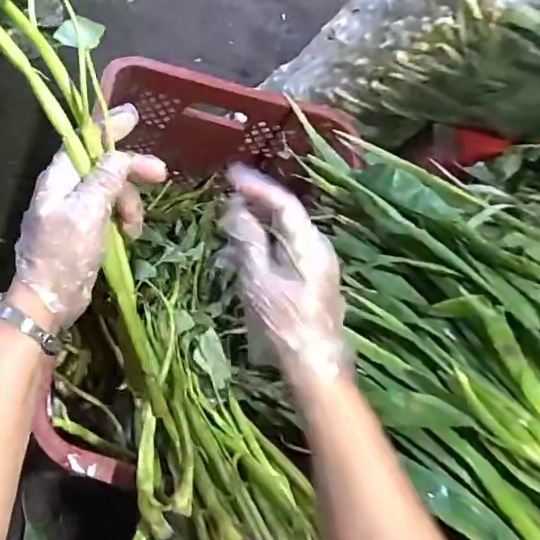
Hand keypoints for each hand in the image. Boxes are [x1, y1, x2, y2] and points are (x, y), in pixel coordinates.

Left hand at [11, 104, 167, 328]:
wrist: (47, 300)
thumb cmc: (63, 255)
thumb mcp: (86, 213)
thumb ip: (103, 180)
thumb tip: (119, 156)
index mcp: (59, 178)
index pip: (84, 141)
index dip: (108, 127)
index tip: (134, 115)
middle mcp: (65, 188)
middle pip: (103, 165)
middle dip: (130, 171)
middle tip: (160, 175)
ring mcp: (74, 209)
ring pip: (111, 190)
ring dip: (128, 204)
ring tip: (133, 228)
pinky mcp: (83, 229)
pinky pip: (108, 212)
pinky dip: (122, 219)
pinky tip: (128, 235)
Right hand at [223, 164, 347, 383]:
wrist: (314, 365)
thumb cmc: (286, 323)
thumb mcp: (259, 280)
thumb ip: (248, 240)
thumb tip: (236, 208)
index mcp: (309, 245)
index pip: (284, 203)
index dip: (257, 186)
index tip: (230, 174)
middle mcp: (316, 248)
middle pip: (284, 215)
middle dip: (253, 203)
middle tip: (224, 195)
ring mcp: (313, 265)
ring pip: (281, 233)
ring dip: (253, 226)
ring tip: (224, 226)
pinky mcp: (307, 280)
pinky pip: (281, 250)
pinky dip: (258, 246)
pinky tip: (235, 255)